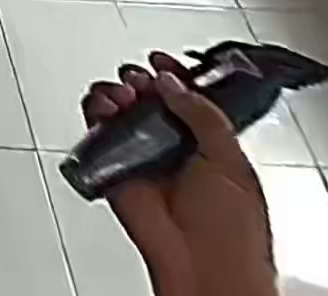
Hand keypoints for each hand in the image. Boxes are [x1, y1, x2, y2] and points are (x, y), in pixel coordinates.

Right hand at [82, 52, 277, 295]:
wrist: (201, 267)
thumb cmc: (232, 232)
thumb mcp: (232, 162)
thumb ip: (204, 116)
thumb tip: (172, 82)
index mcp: (208, 142)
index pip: (186, 94)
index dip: (174, 73)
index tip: (163, 60)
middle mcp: (172, 143)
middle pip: (147, 94)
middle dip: (140, 79)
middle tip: (141, 82)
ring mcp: (142, 151)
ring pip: (119, 104)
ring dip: (116, 91)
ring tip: (123, 96)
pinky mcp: (113, 160)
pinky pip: (97, 125)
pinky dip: (95, 108)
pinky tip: (105, 107)